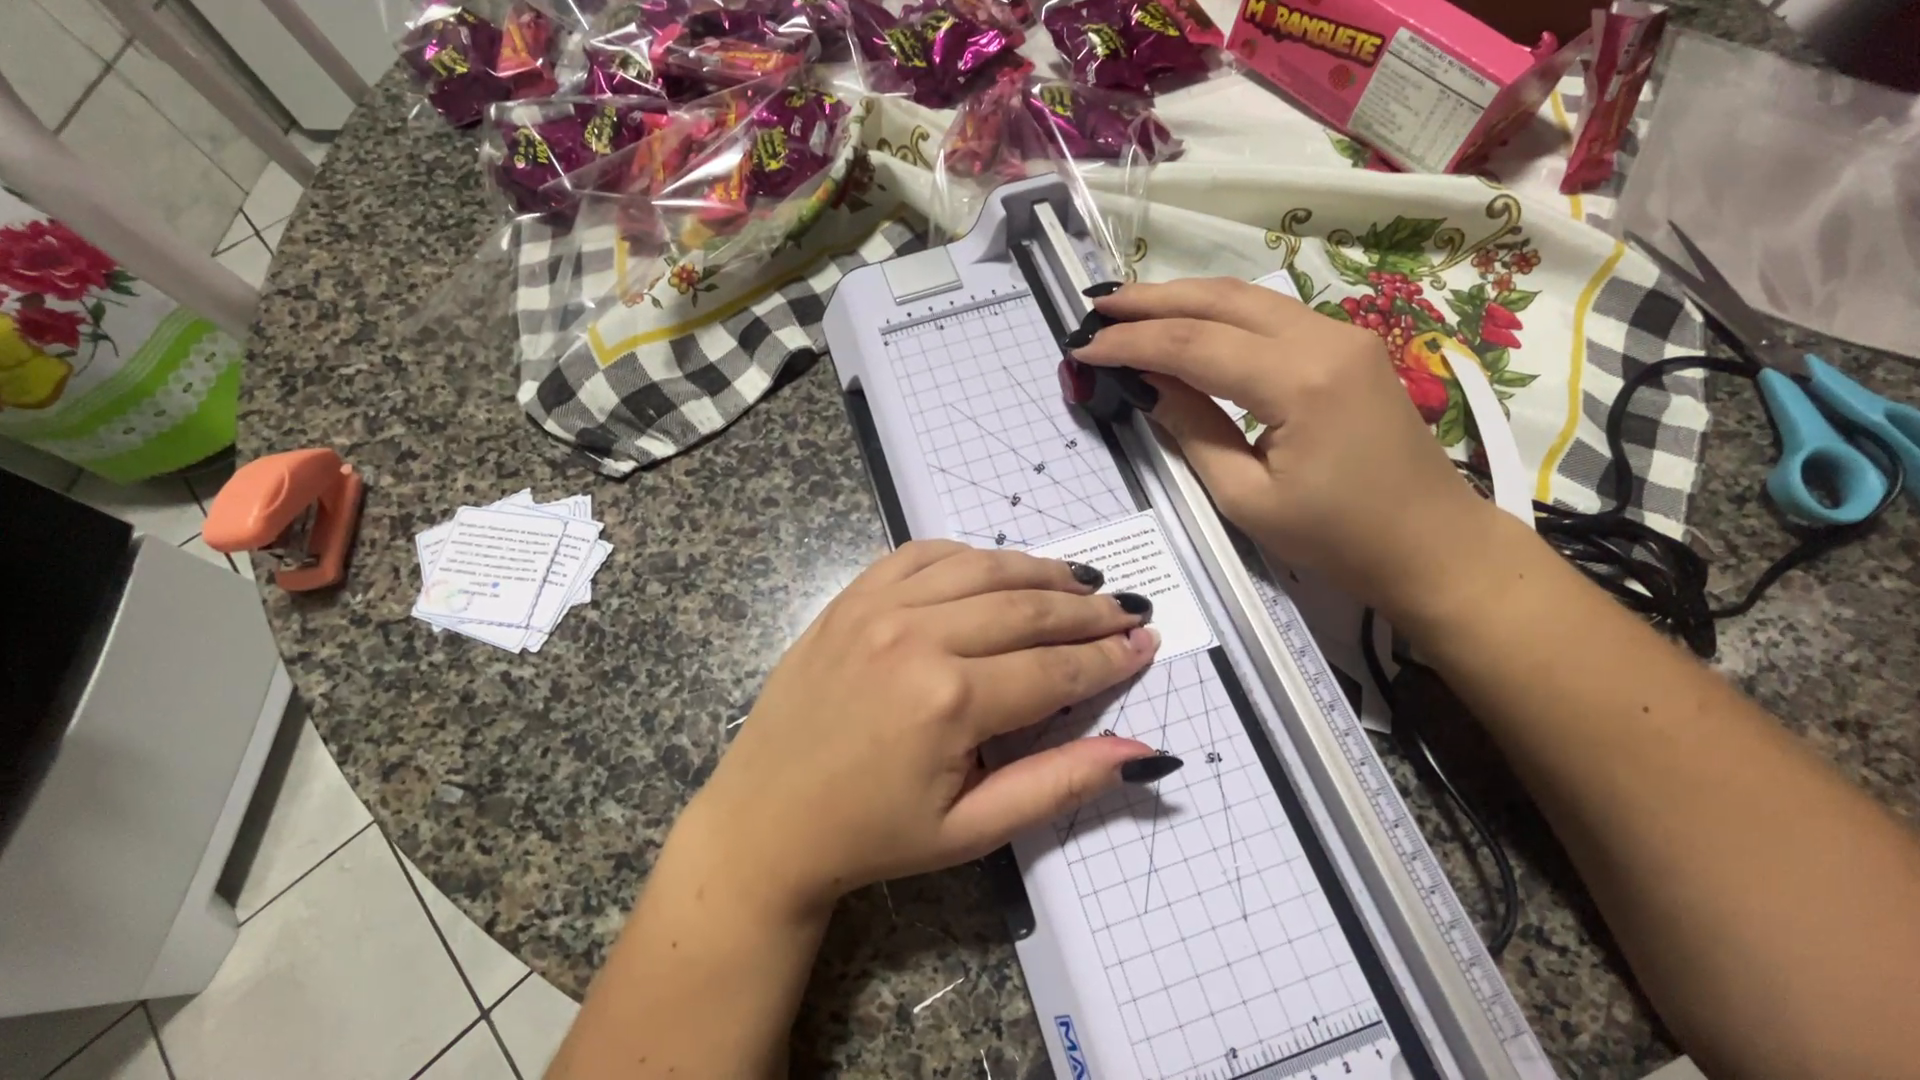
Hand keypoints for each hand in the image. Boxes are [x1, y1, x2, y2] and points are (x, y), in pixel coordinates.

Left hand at [689, 542, 1164, 916]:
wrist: (766, 823)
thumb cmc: (874, 836)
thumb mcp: (973, 830)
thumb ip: (1061, 784)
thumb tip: (1147, 756)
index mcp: (950, 701)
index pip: (1056, 669)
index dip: (1109, 657)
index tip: (1147, 642)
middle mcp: (916, 637)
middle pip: (1026, 610)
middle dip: (1086, 611)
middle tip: (1127, 610)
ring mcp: (876, 608)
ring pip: (980, 569)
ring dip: (1037, 572)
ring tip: (1080, 581)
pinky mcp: (849, 599)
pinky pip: (920, 554)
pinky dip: (967, 555)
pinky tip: (994, 569)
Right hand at [1072, 278, 1498, 625]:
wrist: (1432, 544)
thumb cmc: (1338, 538)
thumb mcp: (1247, 497)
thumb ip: (1192, 429)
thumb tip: (1145, 383)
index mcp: (1299, 382)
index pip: (1194, 344)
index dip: (1131, 343)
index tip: (1081, 346)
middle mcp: (1325, 338)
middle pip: (1220, 300)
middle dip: (1152, 300)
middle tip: (1096, 308)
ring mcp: (1345, 335)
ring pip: (1247, 298)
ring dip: (1185, 299)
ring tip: (1128, 309)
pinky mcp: (1350, 345)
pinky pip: (1271, 315)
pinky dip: (1220, 314)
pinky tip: (1188, 324)